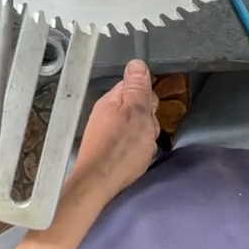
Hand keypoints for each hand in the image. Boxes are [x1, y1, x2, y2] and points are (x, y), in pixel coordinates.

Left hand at [57, 60, 159, 215]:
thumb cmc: (120, 151)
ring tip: (141, 149)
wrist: (99, 184)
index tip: (150, 113)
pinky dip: (135, 150)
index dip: (148, 100)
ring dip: (143, 138)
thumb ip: (137, 88)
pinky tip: (135, 160)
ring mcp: (104, 132)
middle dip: (147, 121)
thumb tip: (136, 63)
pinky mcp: (106, 149)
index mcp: (110, 100)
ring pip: (134, 127)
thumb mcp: (136, 114)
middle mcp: (104, 113)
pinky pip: (128, 143)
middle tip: (146, 133)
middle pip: (136, 108)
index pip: (134, 86)